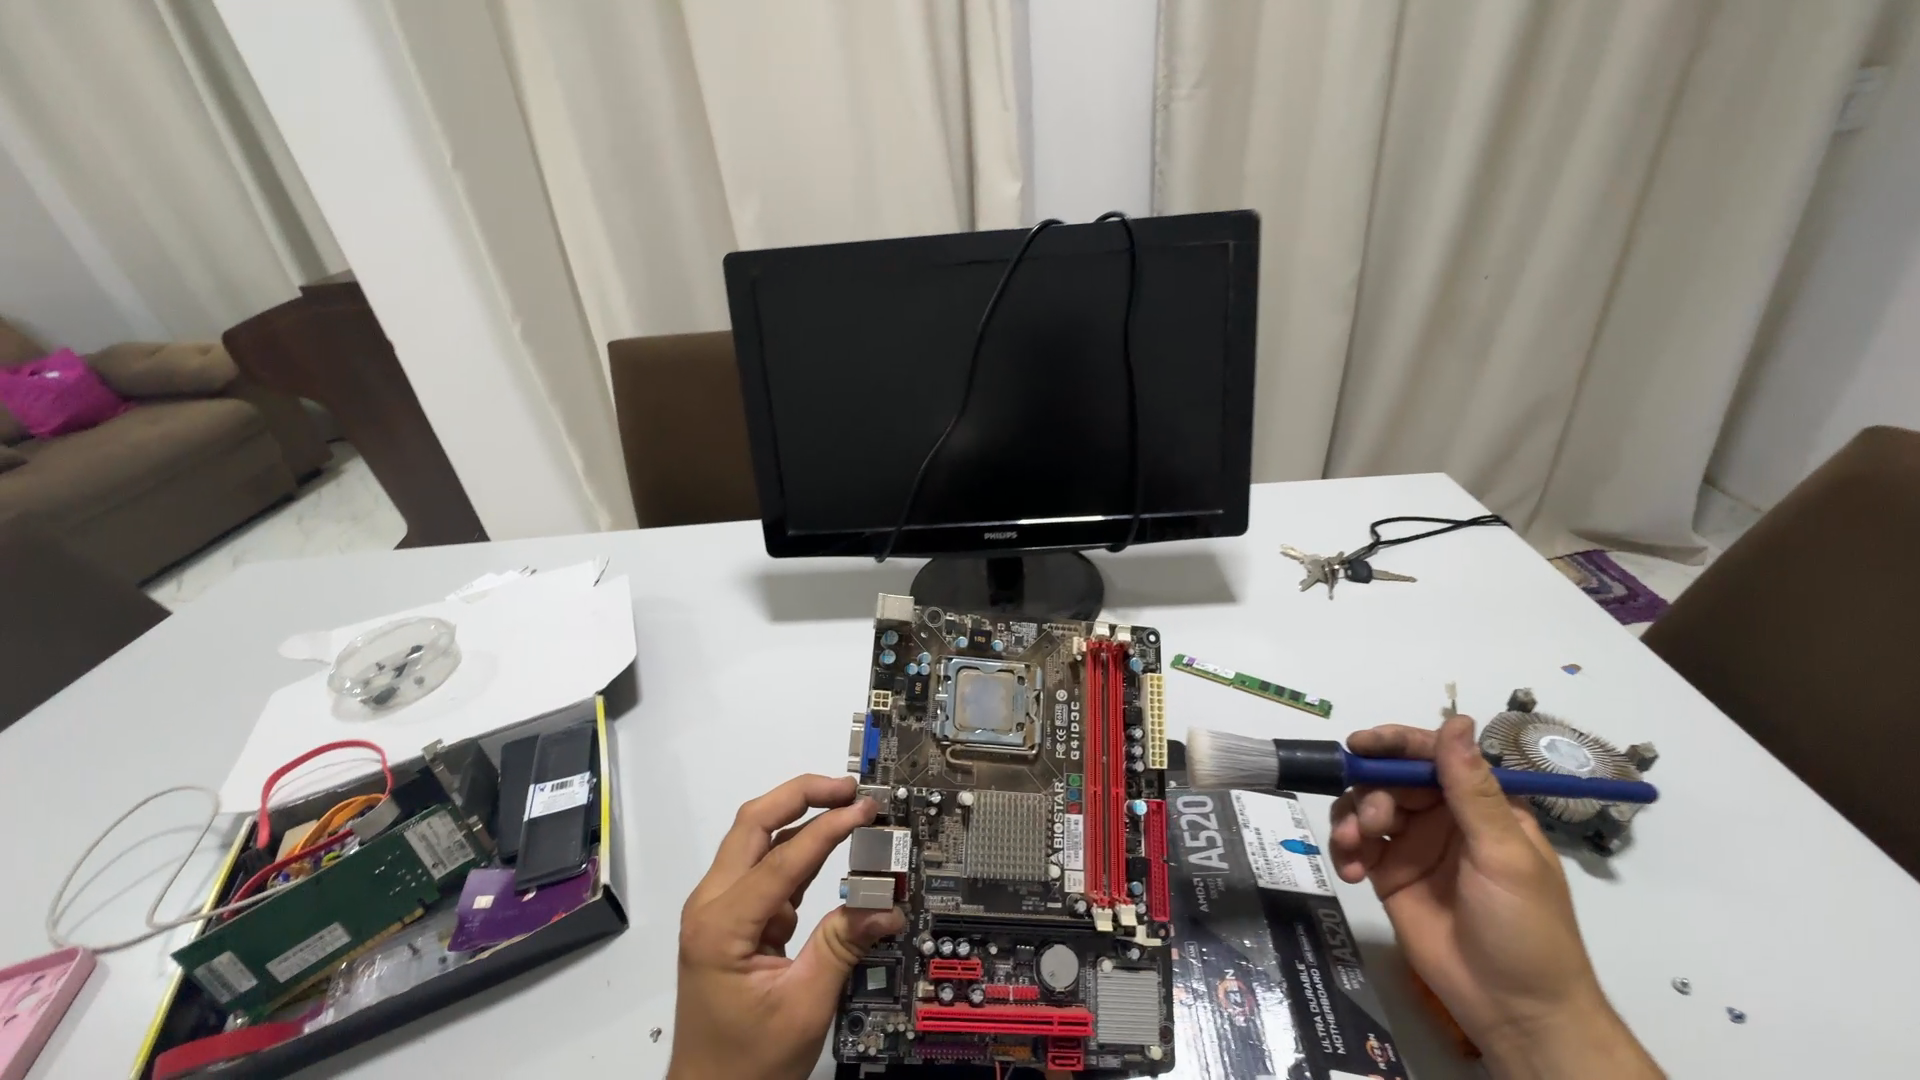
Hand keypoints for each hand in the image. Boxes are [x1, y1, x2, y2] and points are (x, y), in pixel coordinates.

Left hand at [669, 775, 905, 1079]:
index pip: (782, 858)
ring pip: (757, 839)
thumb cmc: (748, 1062)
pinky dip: (800, 849)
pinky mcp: (736, 919)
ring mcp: (721, 909)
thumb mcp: (803, 1007)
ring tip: (847, 806)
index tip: (867, 810)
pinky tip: (833, 845)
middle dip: (801, 795)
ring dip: (800, 816)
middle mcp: (712, 905)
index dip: (829, 828)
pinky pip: (768, 868)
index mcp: (721, 926)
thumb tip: (886, 906)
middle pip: (753, 824)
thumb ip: (842, 947)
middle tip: (849, 788)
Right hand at [1329, 717, 1660, 1079]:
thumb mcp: (1503, 855)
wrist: (1513, 1009)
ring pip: (1365, 808)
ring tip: (1352, 849)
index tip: (1360, 745)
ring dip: (1350, 820)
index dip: (1395, 744)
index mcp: (1480, 806)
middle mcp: (1443, 818)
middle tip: (1369, 825)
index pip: (1433, 756)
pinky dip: (1343, 851)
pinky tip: (1348, 872)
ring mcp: (1412, 846)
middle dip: (1369, 792)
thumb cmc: (1525, 928)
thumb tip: (1456, 720)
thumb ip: (1471, 789)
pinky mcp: (1387, 875)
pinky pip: (1353, 845)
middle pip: (1390, 779)